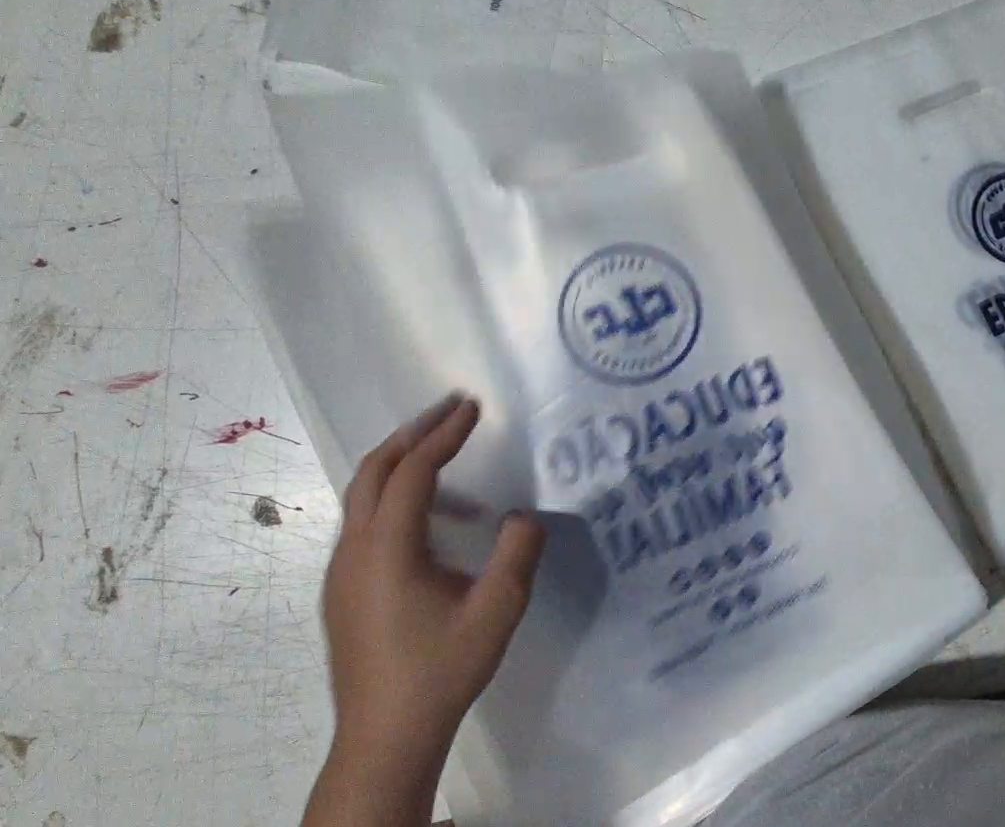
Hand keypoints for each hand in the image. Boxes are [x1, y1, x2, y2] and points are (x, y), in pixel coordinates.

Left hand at [322, 393, 545, 768]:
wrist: (386, 735)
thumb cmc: (442, 669)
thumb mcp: (498, 609)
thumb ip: (518, 552)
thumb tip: (524, 514)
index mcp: (387, 550)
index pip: (413, 473)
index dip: (444, 435)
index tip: (473, 407)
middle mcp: (354, 553)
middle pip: (372, 473)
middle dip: (412, 434)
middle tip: (452, 410)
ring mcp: (342, 573)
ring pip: (363, 497)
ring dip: (402, 464)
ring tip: (448, 453)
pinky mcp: (345, 591)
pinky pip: (366, 524)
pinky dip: (397, 497)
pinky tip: (436, 518)